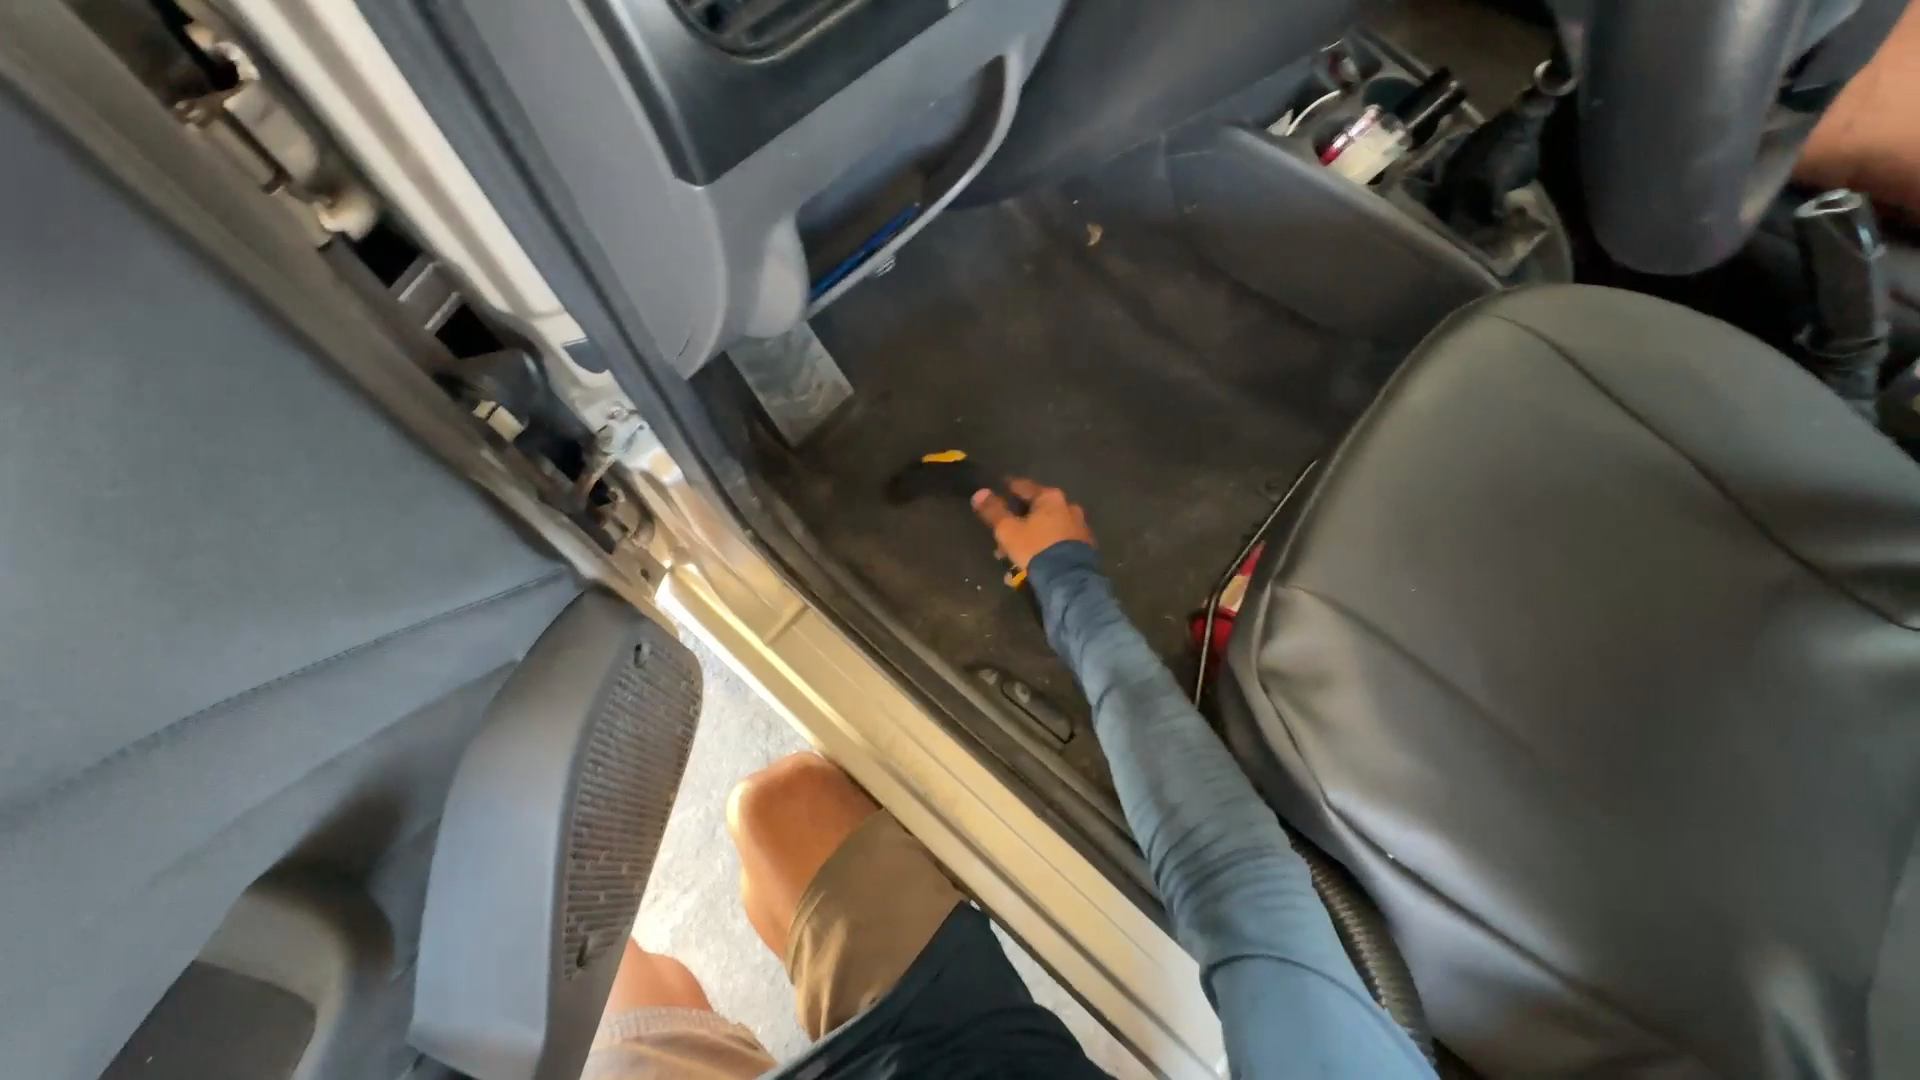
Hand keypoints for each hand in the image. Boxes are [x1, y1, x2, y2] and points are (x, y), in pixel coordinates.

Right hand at [970, 478, 1094, 570]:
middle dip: (1017, 521)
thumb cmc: (1035, 549)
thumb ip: (993, 511)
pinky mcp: (1084, 546)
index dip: (1009, 487)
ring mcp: (1079, 527)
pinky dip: (1044, 546)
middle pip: (1036, 509)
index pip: (1023, 487)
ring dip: (1030, 536)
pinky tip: (1034, 561)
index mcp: (1050, 498)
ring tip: (1015, 555)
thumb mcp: (1008, 530)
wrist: (1069, 579)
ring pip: (1047, 526)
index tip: (1000, 486)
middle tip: (1002, 536)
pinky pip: (1058, 541)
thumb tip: (979, 493)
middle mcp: (1068, 507)